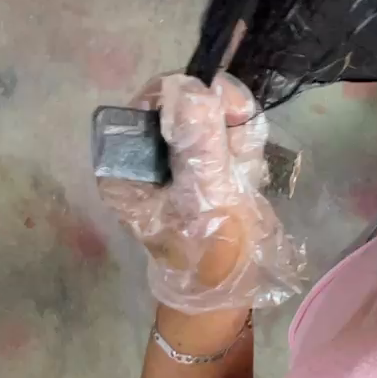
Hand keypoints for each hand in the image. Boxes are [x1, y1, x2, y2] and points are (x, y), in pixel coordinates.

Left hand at [98, 74, 306, 311]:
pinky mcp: (209, 161)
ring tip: (242, 171)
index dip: (185, 96)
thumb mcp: (204, 198)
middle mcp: (149, 153)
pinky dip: (246, 148)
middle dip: (221, 119)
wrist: (232, 290)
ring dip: (238, 137)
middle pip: (186, 103)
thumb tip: (191, 87)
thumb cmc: (207, 252)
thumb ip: (199, 143)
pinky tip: (249, 175)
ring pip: (214, 114)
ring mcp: (182, 156)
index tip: (216, 108)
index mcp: (128, 161)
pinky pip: (230, 133)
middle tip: (239, 145)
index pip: (151, 103)